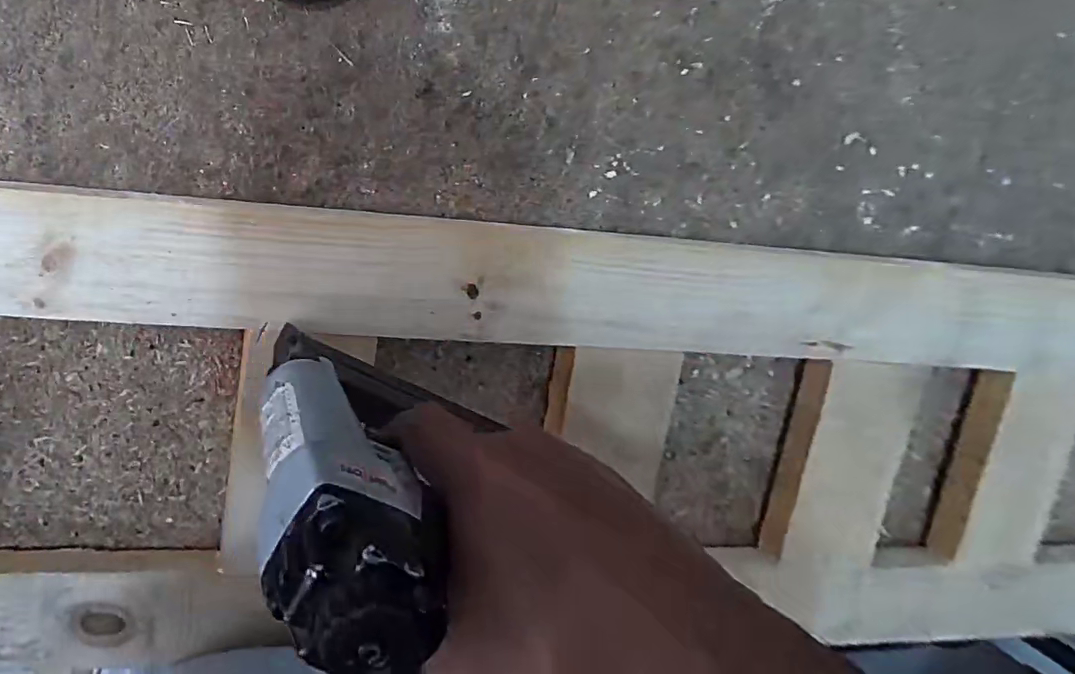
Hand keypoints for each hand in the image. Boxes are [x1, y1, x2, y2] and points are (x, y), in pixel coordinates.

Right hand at [393, 406, 850, 673]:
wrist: (706, 658)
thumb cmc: (573, 648)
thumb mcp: (475, 666)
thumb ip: (417, 663)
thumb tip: (369, 662)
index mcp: (483, 473)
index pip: (416, 424)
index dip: (385, 444)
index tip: (368, 484)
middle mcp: (526, 449)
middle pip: (460, 453)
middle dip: (436, 496)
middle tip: (424, 553)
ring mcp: (575, 463)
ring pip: (508, 470)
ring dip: (488, 507)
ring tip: (488, 572)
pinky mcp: (614, 486)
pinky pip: (552, 487)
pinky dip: (535, 515)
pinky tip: (552, 576)